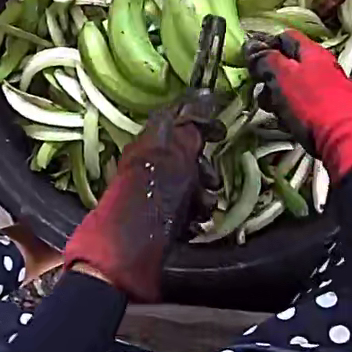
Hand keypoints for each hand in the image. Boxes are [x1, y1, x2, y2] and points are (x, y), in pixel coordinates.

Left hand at [61, 95, 220, 301]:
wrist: (131, 250)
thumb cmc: (153, 197)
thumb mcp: (176, 156)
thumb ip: (189, 130)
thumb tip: (202, 101)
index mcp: (148, 141)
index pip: (176, 117)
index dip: (200, 119)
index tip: (221, 130)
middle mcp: (148, 162)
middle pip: (186, 154)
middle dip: (204, 168)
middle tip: (211, 181)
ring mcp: (151, 189)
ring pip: (187, 181)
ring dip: (201, 194)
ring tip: (203, 207)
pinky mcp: (156, 215)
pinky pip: (182, 205)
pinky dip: (192, 212)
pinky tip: (195, 222)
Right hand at [243, 31, 351, 181]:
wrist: (343, 139)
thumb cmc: (310, 104)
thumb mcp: (282, 77)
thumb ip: (266, 59)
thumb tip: (252, 47)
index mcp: (313, 52)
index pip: (285, 37)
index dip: (266, 45)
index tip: (252, 60)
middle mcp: (324, 66)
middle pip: (289, 63)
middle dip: (270, 76)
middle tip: (260, 89)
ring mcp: (330, 88)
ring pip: (295, 85)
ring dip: (278, 96)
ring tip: (273, 109)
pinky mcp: (331, 109)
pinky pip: (304, 103)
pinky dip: (292, 109)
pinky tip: (287, 121)